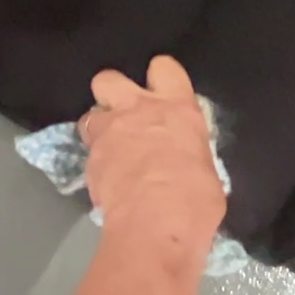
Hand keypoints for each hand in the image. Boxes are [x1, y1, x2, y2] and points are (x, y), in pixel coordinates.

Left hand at [80, 55, 225, 244]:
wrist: (156, 226)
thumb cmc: (195, 200)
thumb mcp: (206, 169)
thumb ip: (189, 152)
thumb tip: (186, 161)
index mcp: (177, 108)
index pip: (165, 68)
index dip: (160, 79)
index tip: (162, 96)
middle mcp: (139, 110)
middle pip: (109, 78)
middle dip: (113, 94)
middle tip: (125, 116)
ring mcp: (109, 133)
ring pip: (90, 113)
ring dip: (99, 128)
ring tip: (111, 149)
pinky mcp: (90, 160)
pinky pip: (88, 151)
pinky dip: (96, 161)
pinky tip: (108, 179)